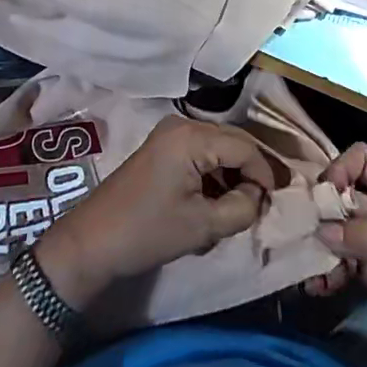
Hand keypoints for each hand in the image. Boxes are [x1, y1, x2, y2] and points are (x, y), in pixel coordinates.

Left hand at [34, 116, 272, 308]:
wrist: (92, 241)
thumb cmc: (148, 232)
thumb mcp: (203, 226)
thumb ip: (242, 207)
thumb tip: (259, 196)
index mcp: (191, 136)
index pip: (245, 147)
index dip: (265, 174)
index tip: (274, 204)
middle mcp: (182, 124)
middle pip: (233, 141)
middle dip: (251, 172)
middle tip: (265, 204)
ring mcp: (169, 133)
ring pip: (218, 147)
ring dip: (233, 174)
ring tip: (240, 207)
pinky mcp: (162, 147)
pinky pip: (201, 153)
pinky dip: (214, 174)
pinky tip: (216, 201)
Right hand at [307, 143, 366, 366]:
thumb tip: (321, 226)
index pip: (365, 162)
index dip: (340, 171)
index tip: (322, 200)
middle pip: (346, 197)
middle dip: (322, 214)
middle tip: (298, 237)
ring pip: (341, 231)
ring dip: (321, 247)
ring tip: (305, 271)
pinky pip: (346, 262)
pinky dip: (330, 271)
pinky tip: (317, 287)